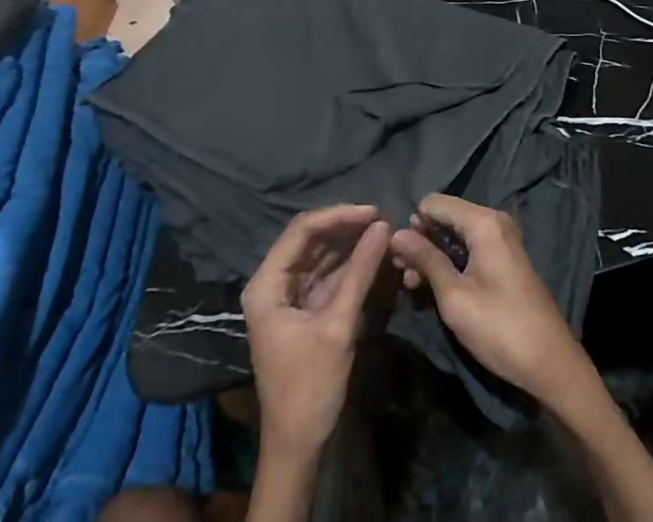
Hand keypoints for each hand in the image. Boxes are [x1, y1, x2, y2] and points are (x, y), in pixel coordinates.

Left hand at [241, 205, 390, 456]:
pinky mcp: (308, 308)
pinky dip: (353, 264)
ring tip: (385, 234)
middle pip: (311, 239)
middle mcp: (274, 283)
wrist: (299, 440)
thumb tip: (383, 226)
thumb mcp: (338, 325)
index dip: (338, 215)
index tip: (375, 212)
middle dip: (347, 227)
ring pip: (323, 255)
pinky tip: (376, 256)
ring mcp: (291, 296)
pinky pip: (330, 274)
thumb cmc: (310, 385)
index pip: (301, 231)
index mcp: (266, 285)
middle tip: (385, 222)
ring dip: (352, 244)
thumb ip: (360, 272)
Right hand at [389, 194, 594, 407]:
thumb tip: (395, 233)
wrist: (548, 360)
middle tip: (398, 271)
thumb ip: (426, 260)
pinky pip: (467, 249)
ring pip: (454, 236)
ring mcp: (500, 241)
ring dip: (430, 255)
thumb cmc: (499, 327)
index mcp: (484, 222)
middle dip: (419, 240)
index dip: (412, 223)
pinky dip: (448, 263)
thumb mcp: (455, 296)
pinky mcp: (502, 260)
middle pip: (445, 217)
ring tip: (408, 284)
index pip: (435, 202)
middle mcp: (494, 222)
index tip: (393, 251)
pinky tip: (428, 286)